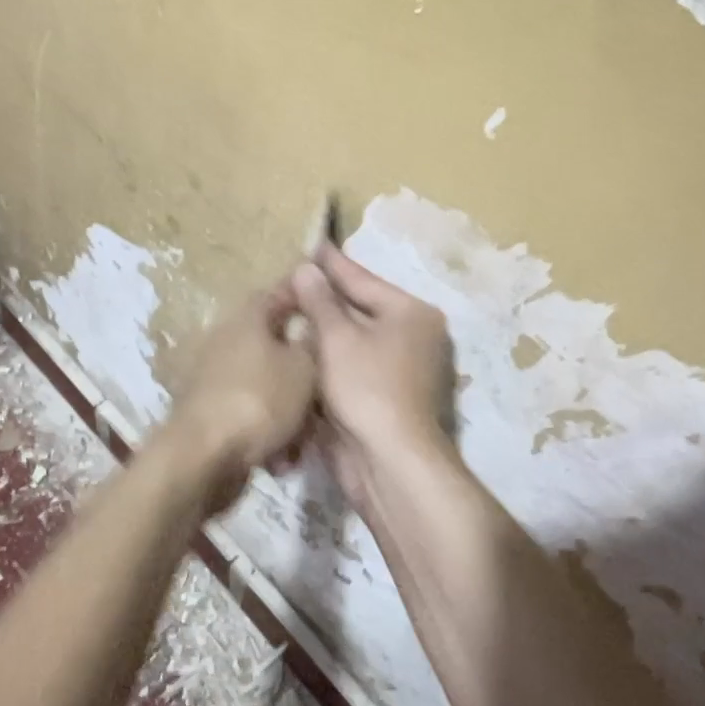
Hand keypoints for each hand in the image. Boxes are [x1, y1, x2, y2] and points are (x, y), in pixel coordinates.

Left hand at [161, 275, 316, 510]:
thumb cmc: (260, 400)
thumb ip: (314, 342)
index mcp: (247, 320)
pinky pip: (251, 416)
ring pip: (266, 386)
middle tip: (329, 386)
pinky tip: (281, 459)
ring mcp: (215, 380)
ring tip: (307, 437)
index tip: (330, 304)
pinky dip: (268, 433)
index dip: (304, 296)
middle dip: (303, 369)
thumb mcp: (303, 367)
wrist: (203, 457)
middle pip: (274, 346)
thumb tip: (316, 324)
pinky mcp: (211, 416)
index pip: (279, 294)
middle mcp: (227, 343)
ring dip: (290, 410)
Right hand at [291, 244, 457, 499]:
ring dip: (325, 328)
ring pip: (355, 339)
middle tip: (294, 275)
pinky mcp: (387, 396)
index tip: (312, 243)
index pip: (363, 279)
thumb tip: (307, 269)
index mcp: (411, 313)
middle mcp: (414, 336)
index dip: (332, 263)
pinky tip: (301, 348)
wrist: (390, 462)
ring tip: (291, 307)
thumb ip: (320, 301)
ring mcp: (402, 369)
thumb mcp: (337, 338)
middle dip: (326, 296)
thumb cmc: (367, 388)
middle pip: (361, 308)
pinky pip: (353, 365)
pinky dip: (330, 357)